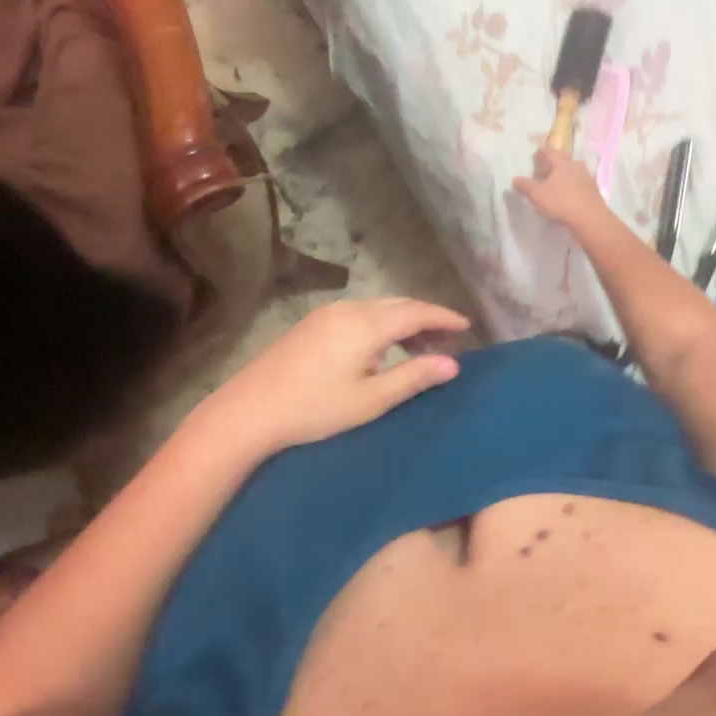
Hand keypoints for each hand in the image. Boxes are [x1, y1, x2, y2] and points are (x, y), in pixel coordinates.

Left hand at [199, 298, 471, 453]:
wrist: (249, 411)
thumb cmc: (315, 409)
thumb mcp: (370, 400)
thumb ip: (413, 378)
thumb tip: (453, 365)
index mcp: (367, 324)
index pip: (417, 313)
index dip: (444, 318)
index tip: (467, 326)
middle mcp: (349, 309)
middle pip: (398, 304)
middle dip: (426, 318)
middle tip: (449, 339)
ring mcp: (326, 314)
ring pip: (378, 307)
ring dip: (403, 322)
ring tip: (420, 348)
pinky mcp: (311, 324)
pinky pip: (359, 313)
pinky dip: (381, 324)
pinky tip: (381, 349)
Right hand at [513, 148, 609, 231]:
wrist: (590, 219)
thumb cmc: (561, 202)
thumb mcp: (537, 195)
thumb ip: (525, 186)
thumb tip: (515, 179)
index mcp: (562, 162)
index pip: (550, 151)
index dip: (541, 153)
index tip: (535, 156)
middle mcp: (576, 166)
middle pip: (562, 161)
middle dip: (552, 165)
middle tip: (542, 172)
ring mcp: (587, 178)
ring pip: (571, 173)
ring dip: (562, 177)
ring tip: (553, 186)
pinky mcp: (593, 191)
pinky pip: (578, 184)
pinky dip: (570, 187)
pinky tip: (565, 197)